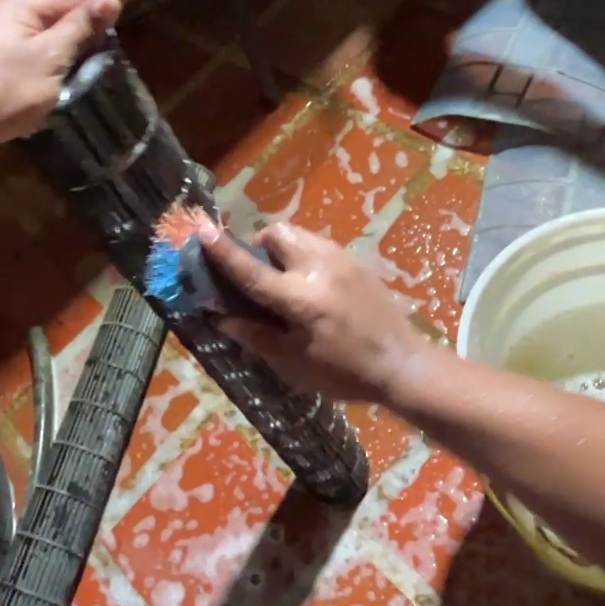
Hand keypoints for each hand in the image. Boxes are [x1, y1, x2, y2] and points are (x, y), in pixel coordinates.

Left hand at [0, 0, 141, 147]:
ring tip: (83, 43)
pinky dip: (38, 51)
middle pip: (50, 10)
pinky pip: (16, 47)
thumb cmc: (5, 88)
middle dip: (80, 14)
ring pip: (31, 30)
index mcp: (19, 4)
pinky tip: (43, 64)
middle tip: (110, 18)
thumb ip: (78, 28)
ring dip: (59, 35)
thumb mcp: (51, 58)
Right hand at [199, 221, 432, 403]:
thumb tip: (222, 319)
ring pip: (298, 234)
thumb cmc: (343, 373)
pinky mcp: (355, 261)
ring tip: (279, 275)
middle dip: (256, 243)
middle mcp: (319, 269)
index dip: (224, 252)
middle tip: (252, 269)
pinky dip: (302, 253)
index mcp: (300, 300)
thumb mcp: (294, 364)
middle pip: (276, 234)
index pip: (252, 271)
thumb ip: (256, 337)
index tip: (203, 232)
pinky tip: (307, 281)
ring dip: (280, 246)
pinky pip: (317, 244)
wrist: (402, 365)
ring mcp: (341, 260)